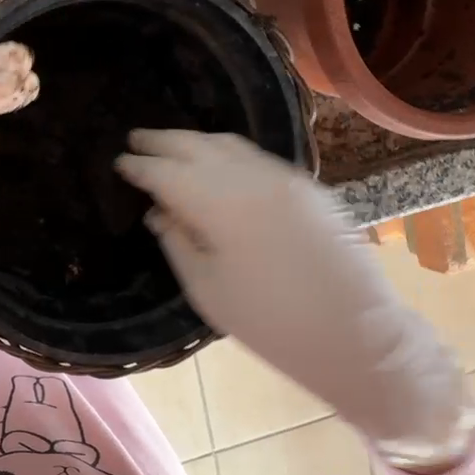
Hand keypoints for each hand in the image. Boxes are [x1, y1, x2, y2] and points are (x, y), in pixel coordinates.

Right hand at [114, 129, 474, 465]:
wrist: (355, 335)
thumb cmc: (270, 322)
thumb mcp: (207, 288)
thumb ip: (178, 241)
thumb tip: (159, 211)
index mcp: (222, 204)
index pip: (168, 172)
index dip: (140, 166)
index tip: (118, 162)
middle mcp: (253, 178)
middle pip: (198, 146)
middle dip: (163, 141)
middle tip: (134, 138)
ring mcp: (285, 178)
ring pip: (230, 144)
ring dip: (194, 141)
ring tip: (168, 144)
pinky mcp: (307, 187)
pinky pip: (255, 157)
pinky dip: (225, 152)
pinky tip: (214, 162)